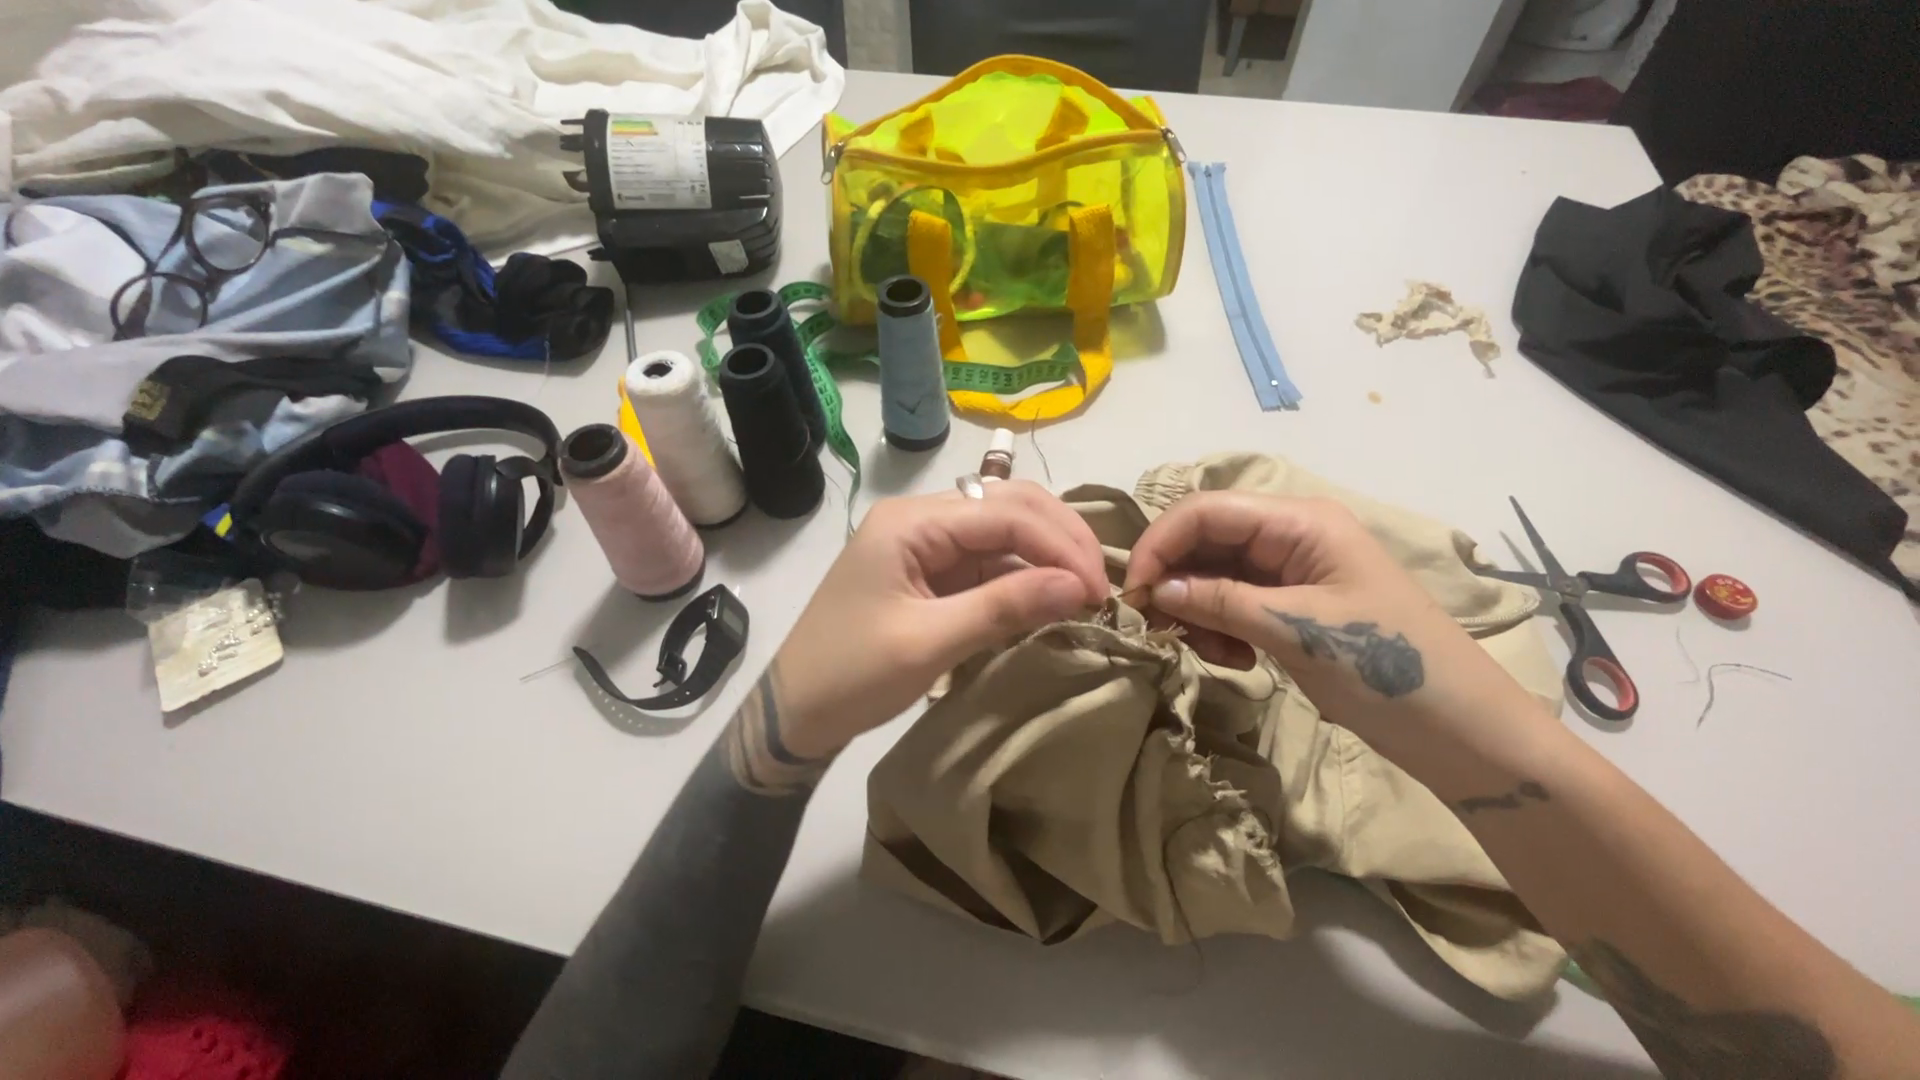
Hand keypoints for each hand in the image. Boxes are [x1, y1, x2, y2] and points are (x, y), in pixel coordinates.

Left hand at [770, 480, 1108, 758]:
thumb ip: (1003, 607)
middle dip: (1060, 538)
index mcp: (911, 522)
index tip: (1099, 590)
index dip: (1059, 545)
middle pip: (1008, 505)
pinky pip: (988, 560)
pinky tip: (1051, 596)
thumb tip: (1077, 586)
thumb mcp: (928, 643)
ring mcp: (925, 543)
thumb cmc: (851, 676)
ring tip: (1086, 591)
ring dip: (1047, 554)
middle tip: (1101, 585)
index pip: (1004, 512)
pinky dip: (1024, 575)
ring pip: (1003, 529)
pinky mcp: (930, 571)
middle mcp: (920, 518)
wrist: (795, 710)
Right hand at [1122, 492, 1538, 750]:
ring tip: (1211, 654)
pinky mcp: (1291, 608)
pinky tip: (1234, 661)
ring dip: (1197, 611)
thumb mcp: (1297, 630)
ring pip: (1213, 576)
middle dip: (1175, 581)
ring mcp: (1290, 574)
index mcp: (1300, 522)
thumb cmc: (1387, 667)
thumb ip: (1221, 602)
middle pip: (1205, 541)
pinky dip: (1219, 629)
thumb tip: (1154, 589)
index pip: (1206, 511)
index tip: (1132, 592)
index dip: (1161, 543)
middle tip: (1159, 628)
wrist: (1460, 729)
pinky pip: (1233, 605)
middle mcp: (1290, 536)